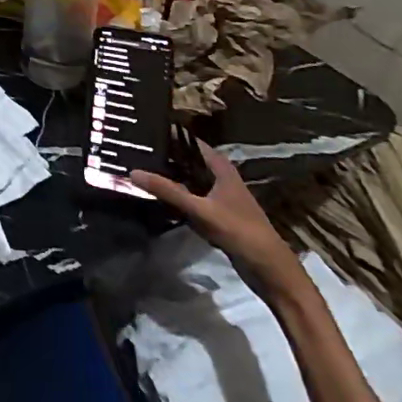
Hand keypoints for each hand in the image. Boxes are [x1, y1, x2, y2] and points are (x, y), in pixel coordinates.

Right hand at [131, 142, 308, 294]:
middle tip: (134, 153)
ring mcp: (218, 195)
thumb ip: (168, 191)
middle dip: (165, 158)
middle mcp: (219, 176)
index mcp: (220, 167)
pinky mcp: (216, 213)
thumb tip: (133, 172)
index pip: (191, 142)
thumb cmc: (238, 230)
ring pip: (188, 180)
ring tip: (139, 170)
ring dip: (170, 178)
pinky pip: (191, 198)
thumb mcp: (200, 210)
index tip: (143, 133)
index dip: (170, 137)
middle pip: (188, 160)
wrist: (267, 268)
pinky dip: (176, 196)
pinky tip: (157, 198)